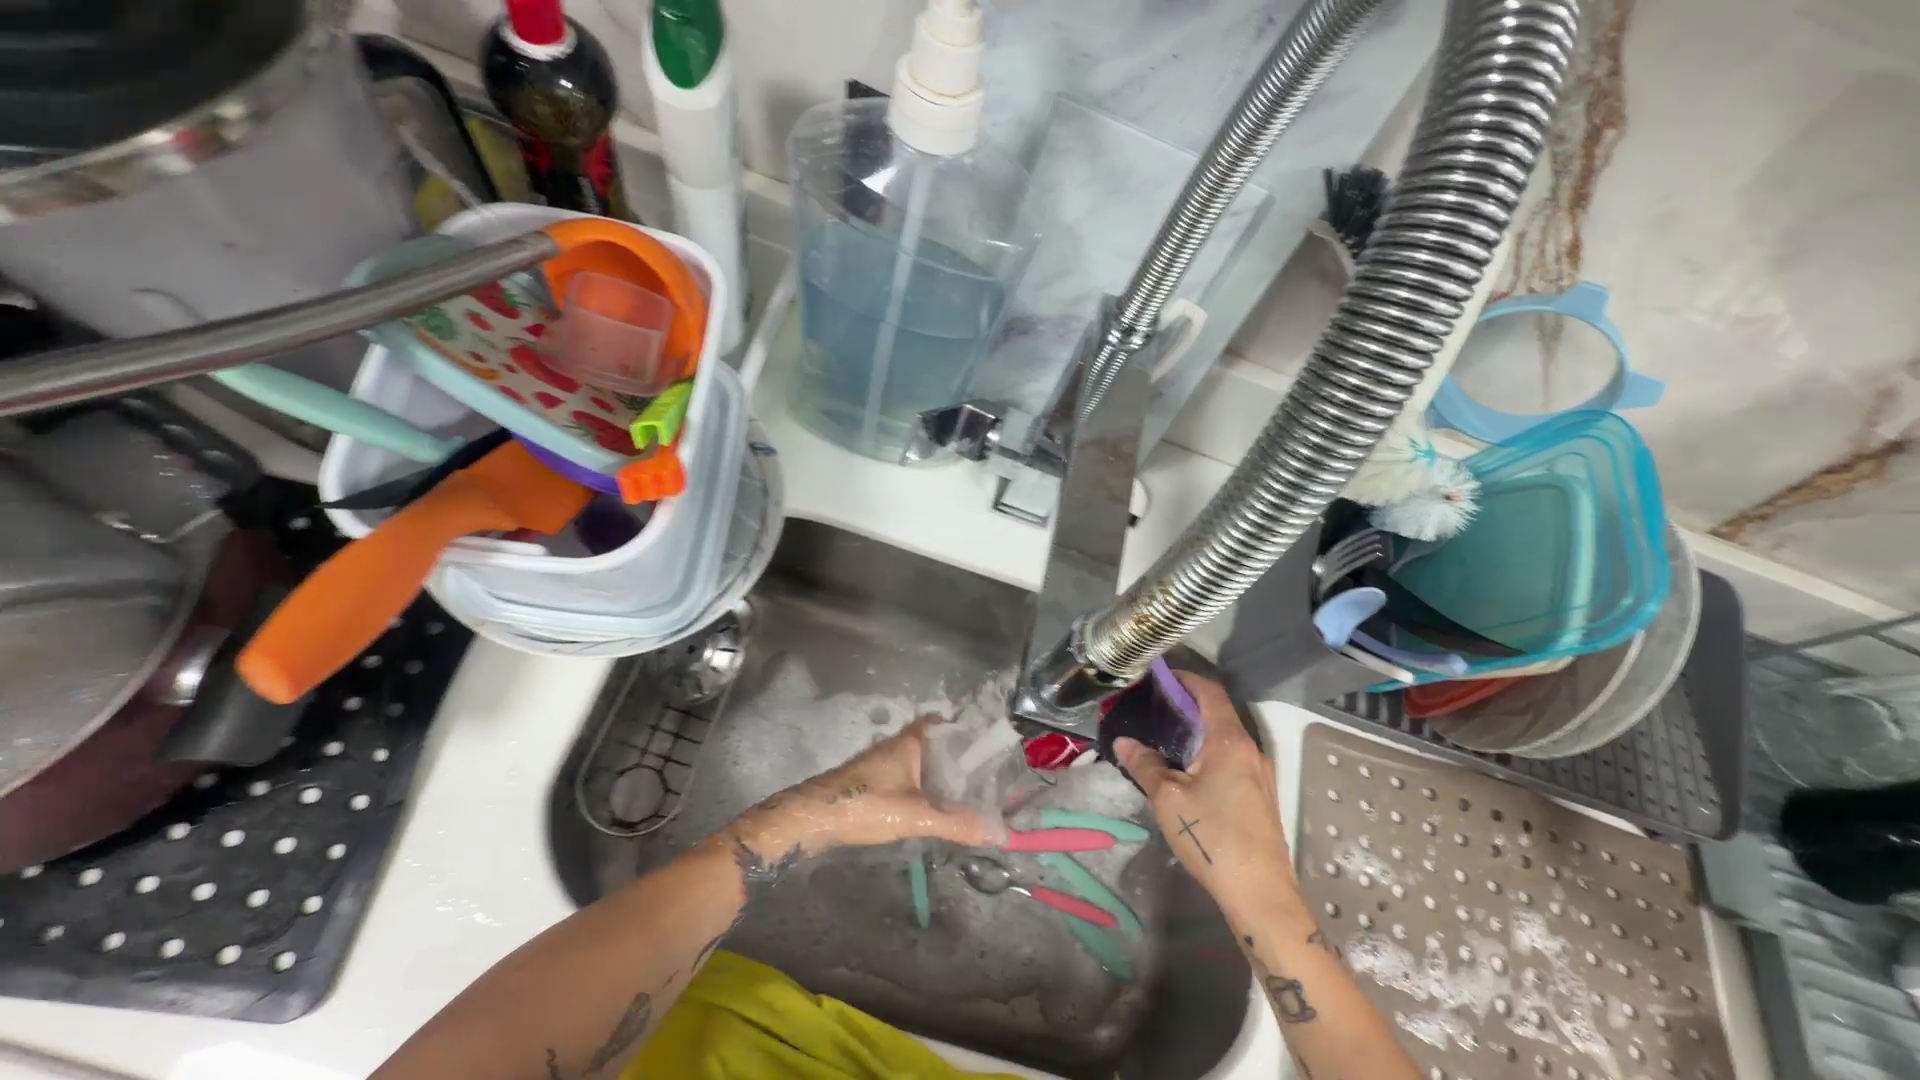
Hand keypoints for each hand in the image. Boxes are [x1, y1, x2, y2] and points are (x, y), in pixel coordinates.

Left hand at [719, 716, 1003, 863]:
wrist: (810, 819)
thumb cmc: (864, 804)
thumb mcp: (916, 817)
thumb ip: (957, 824)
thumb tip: (1000, 832)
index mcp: (907, 744)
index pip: (936, 723)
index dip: (957, 727)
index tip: (980, 741)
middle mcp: (891, 749)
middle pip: (926, 745)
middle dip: (950, 756)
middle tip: (978, 775)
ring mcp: (876, 767)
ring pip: (912, 764)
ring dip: (932, 775)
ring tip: (959, 795)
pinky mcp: (866, 786)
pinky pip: (900, 780)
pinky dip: (916, 789)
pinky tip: (925, 809)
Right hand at [1114, 673, 1296, 922]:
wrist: (1259, 892)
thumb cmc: (1212, 836)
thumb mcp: (1168, 799)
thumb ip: (1145, 765)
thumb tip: (1124, 743)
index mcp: (1230, 742)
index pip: (1210, 693)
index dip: (1186, 679)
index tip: (1160, 675)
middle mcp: (1250, 751)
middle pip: (1219, 714)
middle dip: (1187, 705)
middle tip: (1152, 706)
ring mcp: (1259, 775)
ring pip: (1225, 740)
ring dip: (1197, 731)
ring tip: (1163, 736)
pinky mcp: (1258, 797)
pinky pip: (1230, 760)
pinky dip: (1207, 752)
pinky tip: (1185, 770)